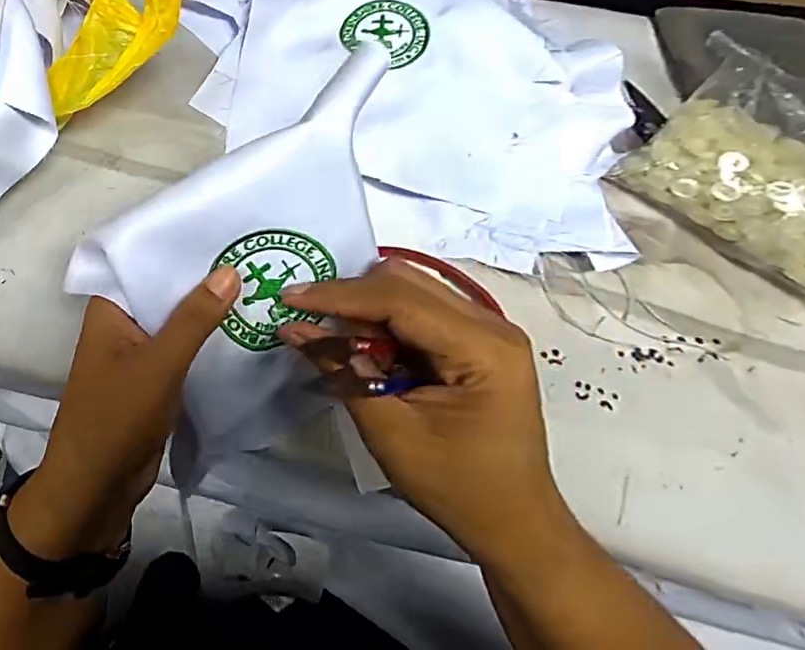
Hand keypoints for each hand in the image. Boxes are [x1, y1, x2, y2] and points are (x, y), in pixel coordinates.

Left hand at [9, 269, 240, 557]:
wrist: (95, 488)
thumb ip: (194, 319)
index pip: (145, 262)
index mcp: (110, 308)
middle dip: (203, 278)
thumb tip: (230, 270)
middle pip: (165, 291)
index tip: (224, 228)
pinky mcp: (154, 379)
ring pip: (177, 322)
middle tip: (255, 252)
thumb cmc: (116, 416)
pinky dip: (208, 341)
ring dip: (209, 311)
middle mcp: (122, 323)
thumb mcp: (160, 363)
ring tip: (260, 283)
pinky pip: (183, 350)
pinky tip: (245, 329)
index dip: (180, 246)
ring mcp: (138, 352)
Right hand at [277, 257, 574, 566]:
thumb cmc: (457, 486)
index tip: (290, 299)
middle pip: (403, 281)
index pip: (397, 299)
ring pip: (408, 285)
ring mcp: (487, 327)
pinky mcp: (475, 336)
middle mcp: (491, 325)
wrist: (514, 523)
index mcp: (482, 349)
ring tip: (342, 341)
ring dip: (365, 305)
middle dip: (350, 296)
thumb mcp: (389, 431)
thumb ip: (342, 371)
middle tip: (313, 323)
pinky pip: (417, 304)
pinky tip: (369, 346)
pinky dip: (382, 317)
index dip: (338, 295)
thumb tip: (295, 329)